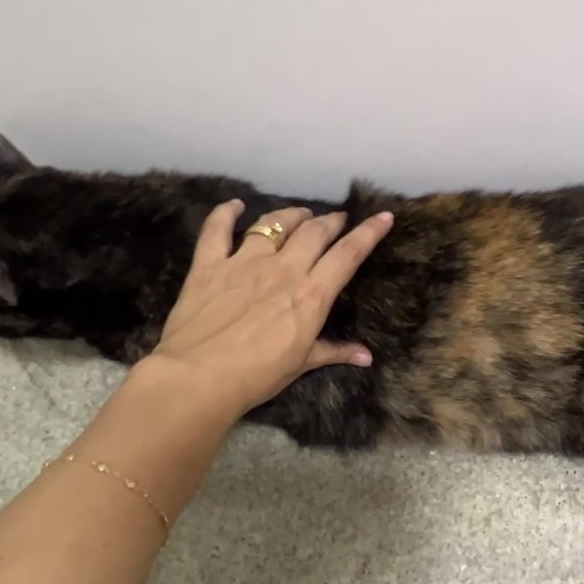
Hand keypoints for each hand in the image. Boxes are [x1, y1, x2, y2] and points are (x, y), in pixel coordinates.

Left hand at [142, 201, 393, 417]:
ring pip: (273, 224)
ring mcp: (244, 262)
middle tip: (337, 220)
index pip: (348, 254)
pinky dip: (226, 213)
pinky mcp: (209, 265)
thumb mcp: (302, 363)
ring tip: (300, 214)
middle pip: (314, 232)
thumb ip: (334, 351)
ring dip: (291, 215)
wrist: (200, 377)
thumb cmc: (259, 375)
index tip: (383, 217)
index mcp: (311, 294)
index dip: (369, 232)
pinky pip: (218, 229)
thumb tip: (366, 357)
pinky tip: (235, 206)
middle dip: (330, 221)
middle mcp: (283, 269)